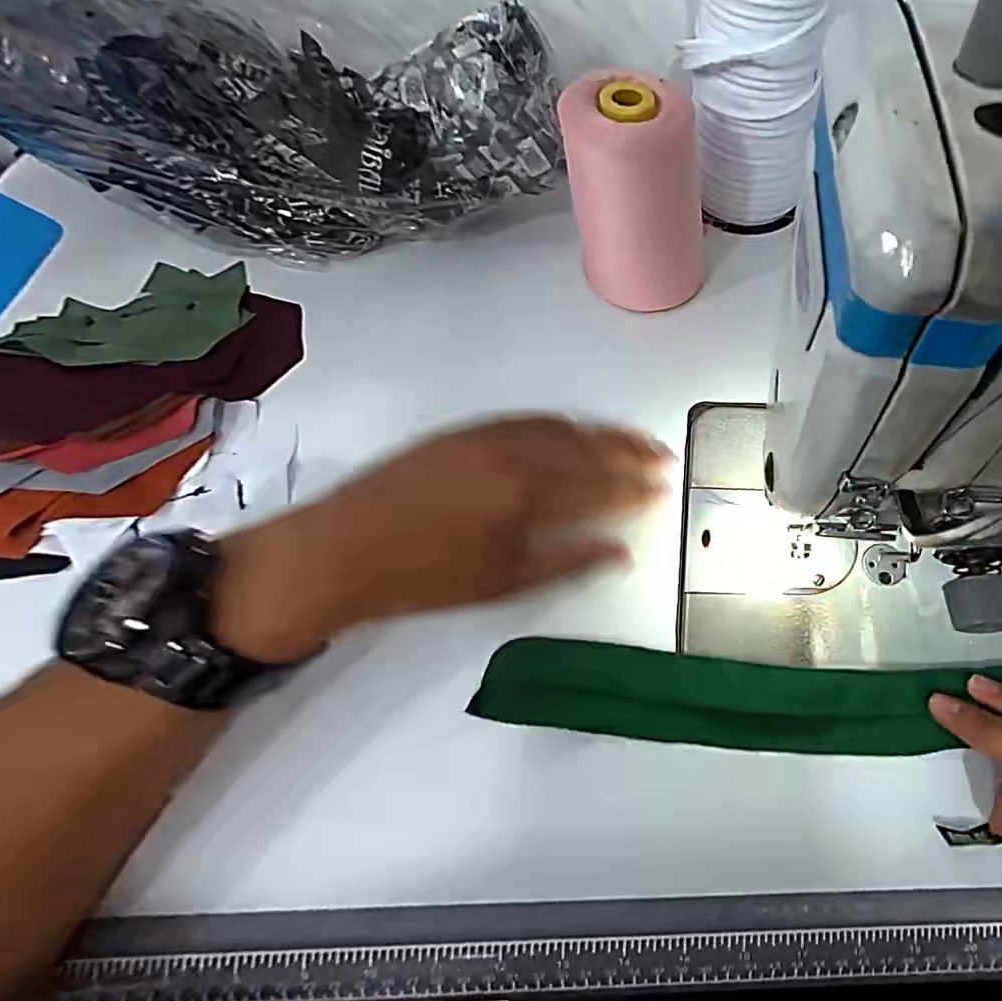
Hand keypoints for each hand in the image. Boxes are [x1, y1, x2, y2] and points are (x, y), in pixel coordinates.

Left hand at [211, 416, 670, 661]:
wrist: (339, 549)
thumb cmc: (425, 578)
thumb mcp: (503, 582)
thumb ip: (568, 561)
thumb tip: (621, 551)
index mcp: (527, 496)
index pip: (599, 486)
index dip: (634, 488)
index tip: (661, 490)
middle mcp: (514, 455)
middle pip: (588, 448)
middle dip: (630, 453)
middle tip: (663, 458)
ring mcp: (489, 436)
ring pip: (562, 427)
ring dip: (602, 433)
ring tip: (633, 439)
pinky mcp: (466, 430)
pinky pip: (529, 418)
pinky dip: (563, 423)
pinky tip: (575, 429)